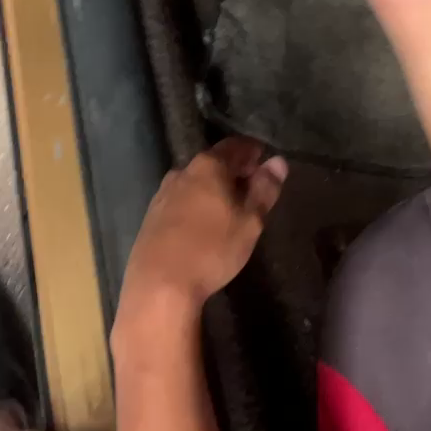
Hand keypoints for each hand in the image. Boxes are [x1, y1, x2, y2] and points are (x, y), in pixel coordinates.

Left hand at [120, 138, 287, 316]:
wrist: (159, 284)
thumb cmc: (211, 249)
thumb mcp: (250, 222)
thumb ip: (264, 189)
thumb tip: (278, 162)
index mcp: (208, 166)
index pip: (235, 146)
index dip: (253, 151)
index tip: (266, 162)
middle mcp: (183, 171)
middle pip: (214, 162)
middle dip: (234, 170)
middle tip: (253, 187)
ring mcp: (163, 193)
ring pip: (196, 181)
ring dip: (214, 188)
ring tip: (230, 208)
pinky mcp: (152, 215)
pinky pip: (182, 199)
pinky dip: (197, 202)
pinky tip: (203, 223)